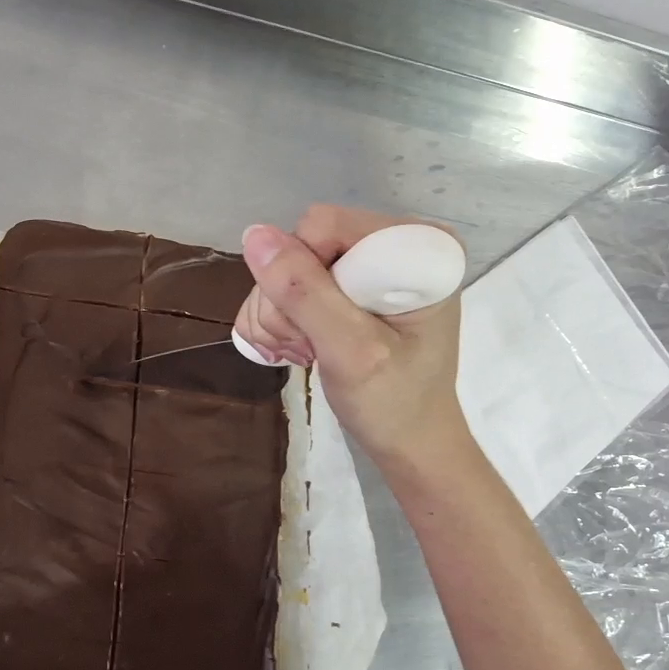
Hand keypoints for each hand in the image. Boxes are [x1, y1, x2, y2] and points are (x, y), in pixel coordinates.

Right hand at [234, 205, 466, 460]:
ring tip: (303, 353)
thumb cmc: (394, 403)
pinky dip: (275, 322)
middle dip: (286, 302)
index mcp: (414, 244)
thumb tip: (254, 235)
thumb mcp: (350, 351)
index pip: (322, 227)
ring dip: (276, 318)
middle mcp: (388, 242)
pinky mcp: (340, 286)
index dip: (302, 276)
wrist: (408, 442)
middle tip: (308, 347)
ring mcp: (361, 265)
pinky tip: (295, 349)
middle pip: (297, 247)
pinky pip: (282, 286)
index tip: (318, 328)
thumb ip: (305, 293)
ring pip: (281, 269)